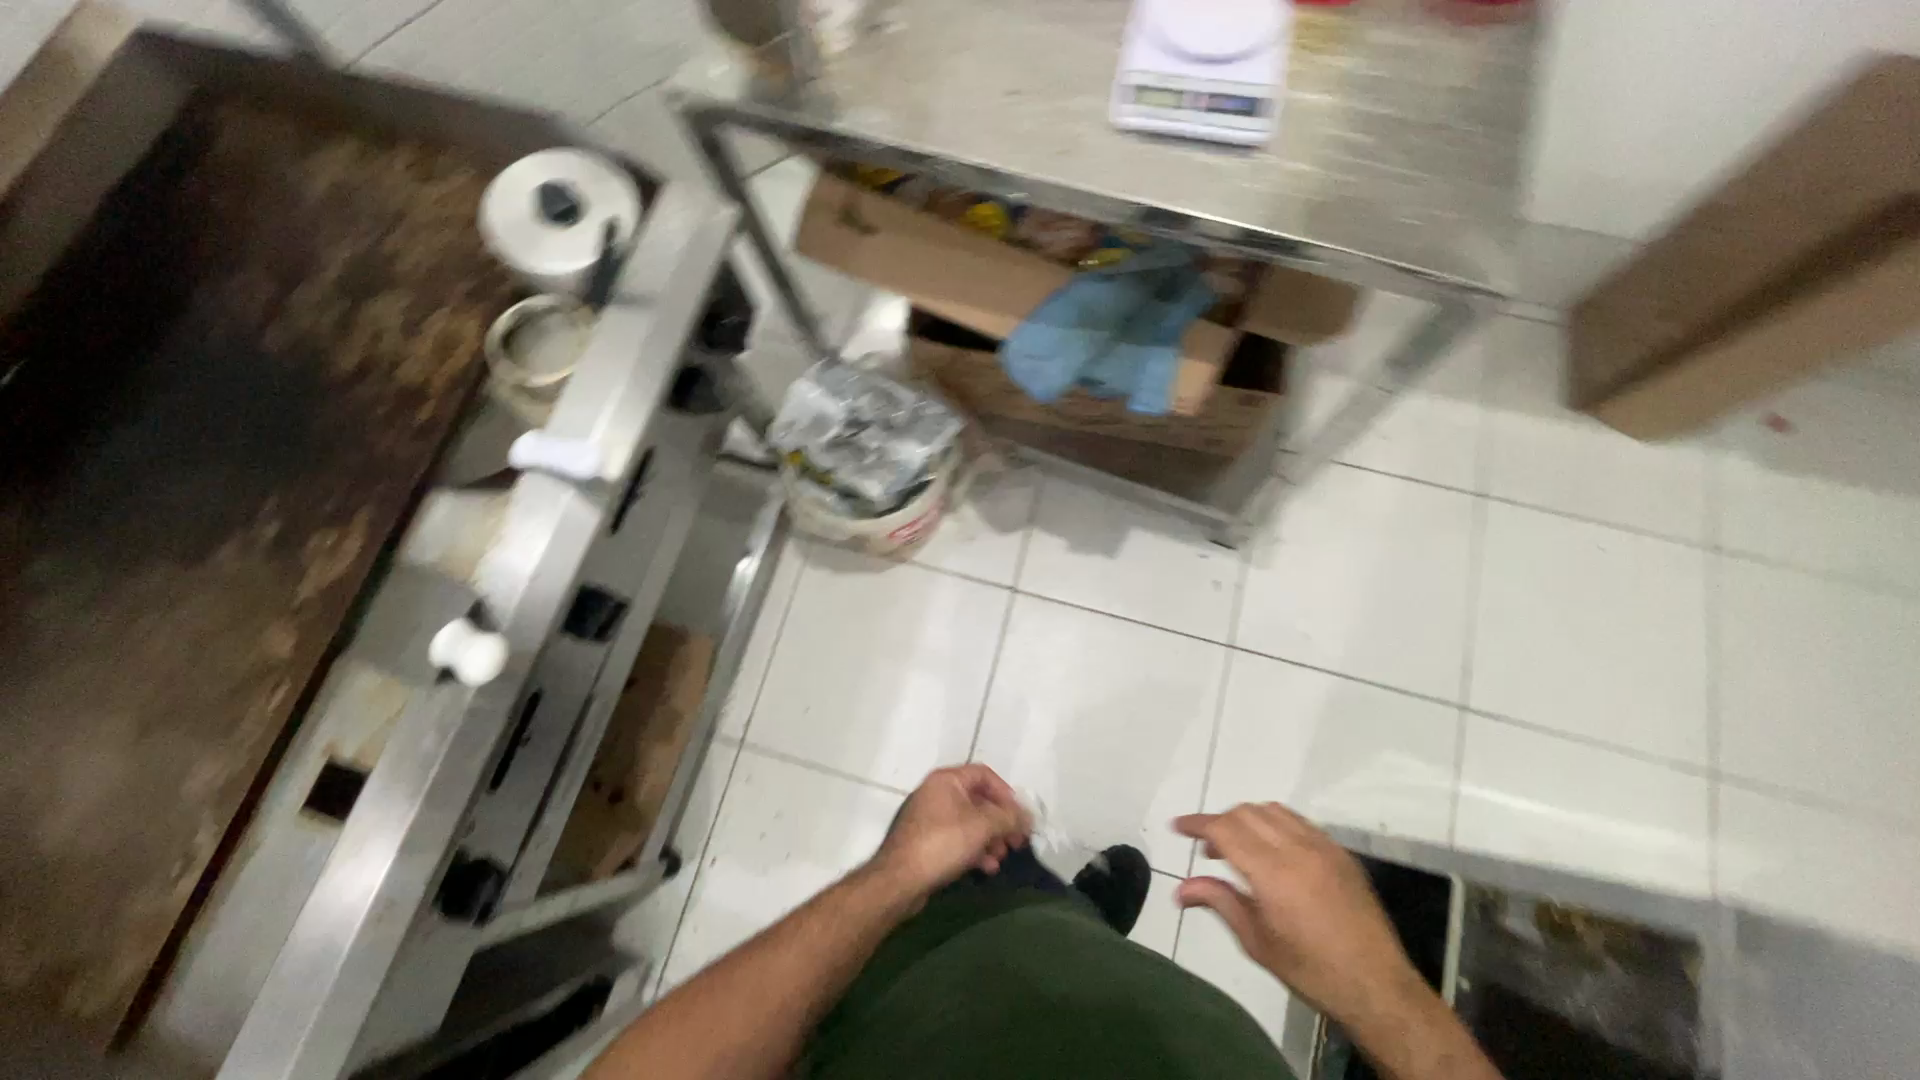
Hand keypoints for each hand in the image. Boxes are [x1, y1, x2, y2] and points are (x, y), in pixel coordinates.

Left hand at [867, 765, 1032, 899]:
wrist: (900, 880)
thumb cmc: (942, 844)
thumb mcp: (982, 827)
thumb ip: (1008, 818)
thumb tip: (1027, 816)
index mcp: (946, 780)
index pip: (984, 775)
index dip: (1005, 793)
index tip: (1019, 815)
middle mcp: (936, 793)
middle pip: (978, 800)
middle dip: (1000, 821)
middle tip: (1017, 842)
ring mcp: (929, 818)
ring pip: (969, 822)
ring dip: (990, 838)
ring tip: (1001, 858)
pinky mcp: (926, 841)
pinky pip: (957, 838)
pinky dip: (974, 849)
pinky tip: (986, 868)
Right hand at [1173, 804, 1428, 1033]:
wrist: (1377, 986)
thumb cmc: (1310, 971)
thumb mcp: (1257, 941)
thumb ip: (1219, 901)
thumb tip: (1180, 889)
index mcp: (1273, 873)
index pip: (1224, 829)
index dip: (1197, 824)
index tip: (1177, 826)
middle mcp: (1298, 849)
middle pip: (1246, 813)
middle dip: (1220, 822)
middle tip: (1208, 851)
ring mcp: (1324, 847)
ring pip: (1273, 811)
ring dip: (1247, 819)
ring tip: (1239, 849)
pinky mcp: (1341, 854)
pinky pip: (1300, 822)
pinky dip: (1275, 824)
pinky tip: (1273, 852)